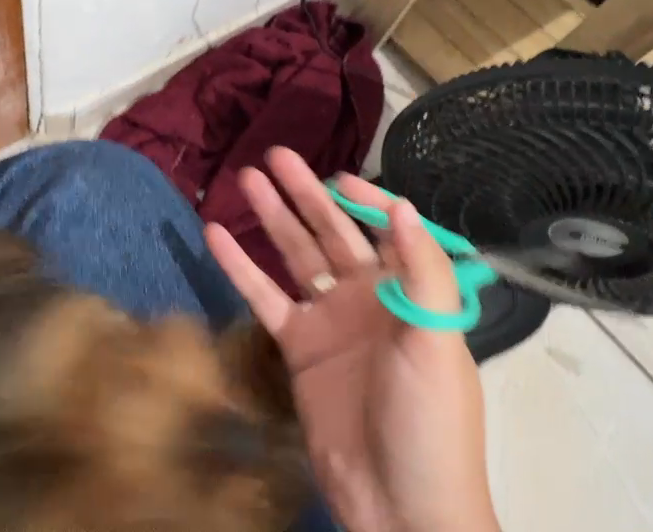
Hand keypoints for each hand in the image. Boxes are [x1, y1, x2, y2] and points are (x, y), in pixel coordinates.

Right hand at [204, 148, 498, 531]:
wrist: (399, 505)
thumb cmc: (431, 421)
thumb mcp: (437, 343)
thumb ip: (422, 273)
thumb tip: (402, 204)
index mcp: (408, 294)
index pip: (386, 231)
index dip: (364, 199)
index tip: (335, 174)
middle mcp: (367, 298)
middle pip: (332, 233)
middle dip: (305, 194)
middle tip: (274, 155)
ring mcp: (328, 320)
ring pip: (295, 256)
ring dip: (271, 218)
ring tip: (244, 178)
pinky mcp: (297, 347)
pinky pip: (264, 296)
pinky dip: (240, 265)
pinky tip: (215, 233)